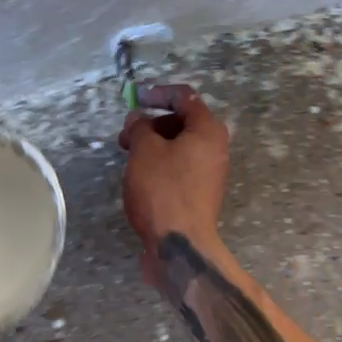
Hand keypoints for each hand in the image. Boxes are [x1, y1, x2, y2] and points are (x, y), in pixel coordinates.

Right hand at [119, 85, 230, 286]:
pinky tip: (141, 176)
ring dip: (154, 144)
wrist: (181, 247)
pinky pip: (181, 166)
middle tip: (126, 136)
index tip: (136, 100)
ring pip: (180, 146)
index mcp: (208, 129)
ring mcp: (211, 172)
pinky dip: (161, 163)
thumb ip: (140, 127)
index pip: (185, 97)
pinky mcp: (201, 193)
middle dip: (152, 123)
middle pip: (183, 121)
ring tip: (129, 157)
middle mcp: (215, 147)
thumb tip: (139, 119)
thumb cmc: (163, 190)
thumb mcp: (145, 151)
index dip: (159, 94)